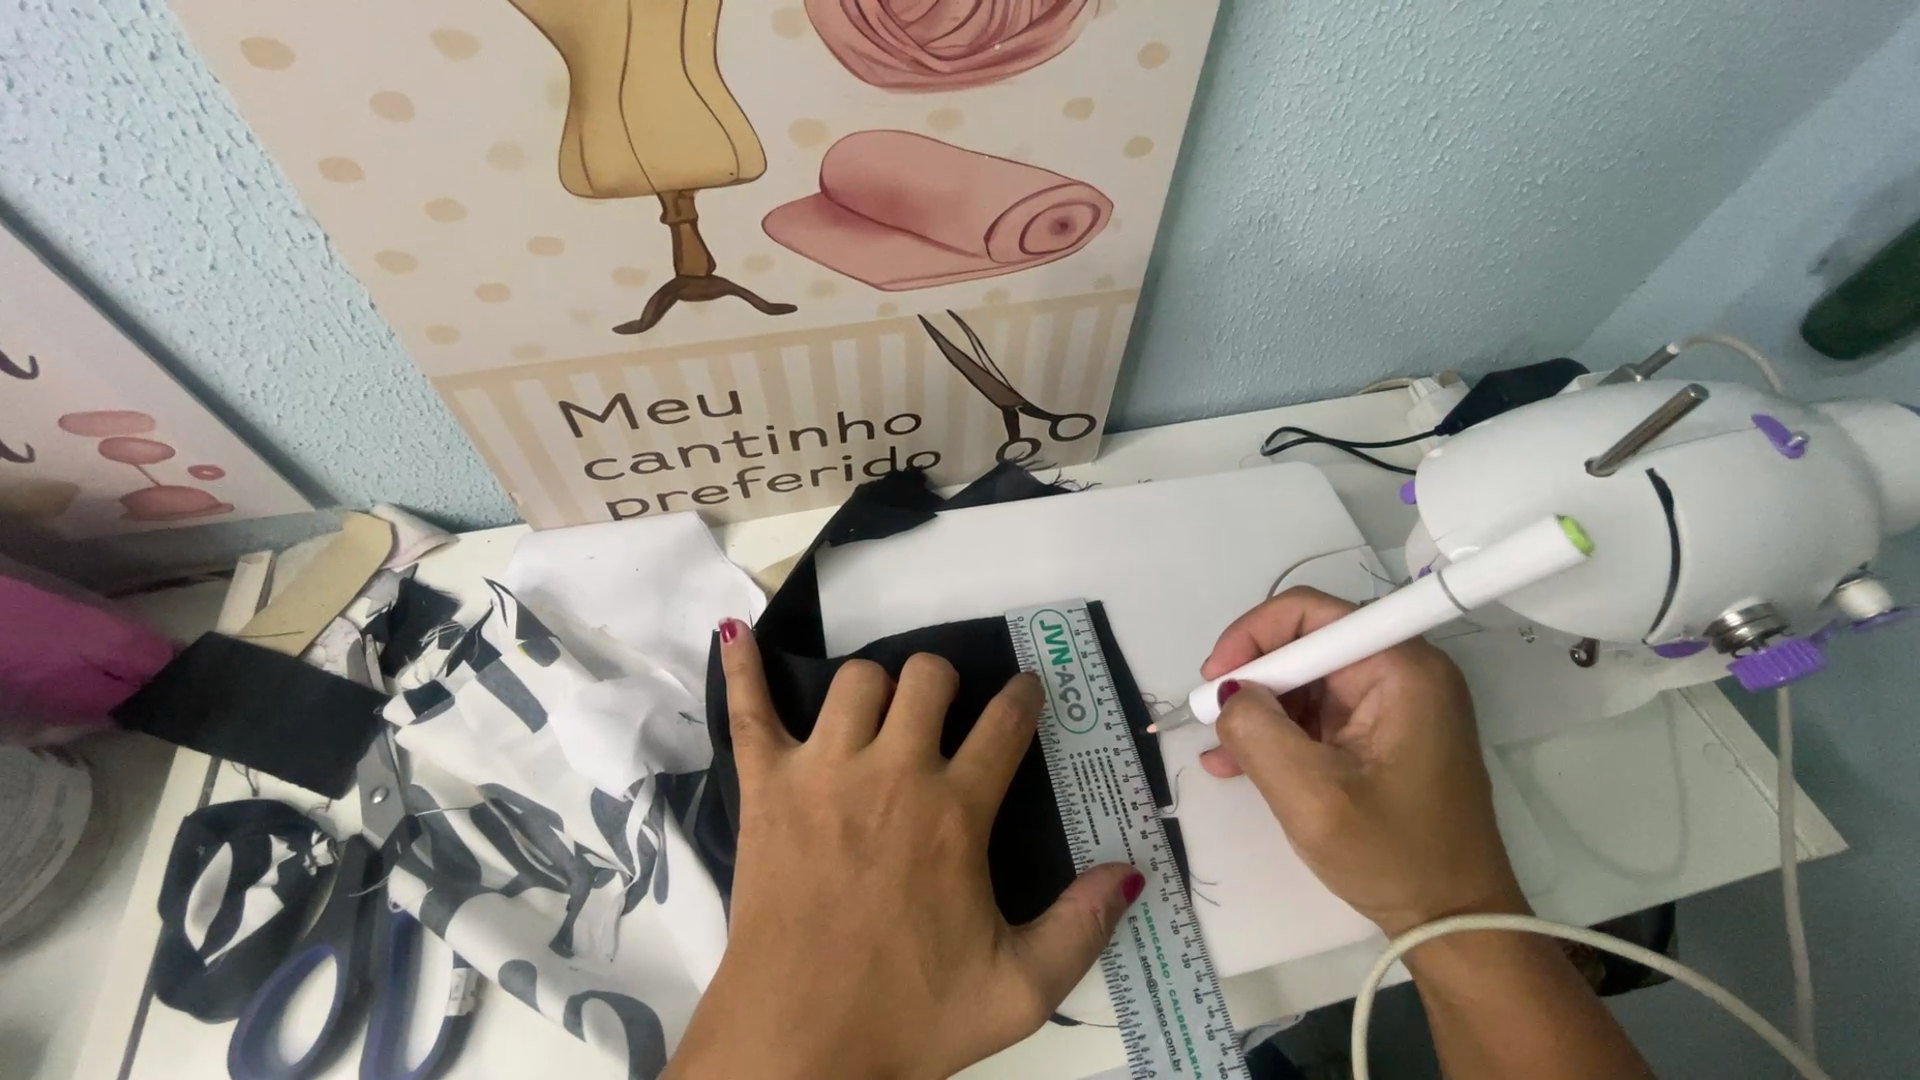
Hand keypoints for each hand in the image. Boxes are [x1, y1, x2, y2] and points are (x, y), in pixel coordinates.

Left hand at [666, 621, 1142, 1079]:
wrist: (795, 1049)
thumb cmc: (907, 1016)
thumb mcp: (1018, 990)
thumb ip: (1082, 927)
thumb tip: (1129, 869)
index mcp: (954, 812)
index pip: (1005, 724)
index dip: (1023, 696)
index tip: (1026, 689)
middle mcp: (892, 772)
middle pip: (927, 677)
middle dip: (944, 684)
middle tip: (943, 713)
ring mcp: (822, 772)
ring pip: (856, 680)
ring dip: (874, 688)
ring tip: (877, 717)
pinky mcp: (766, 786)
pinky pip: (749, 710)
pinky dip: (743, 670)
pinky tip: (736, 634)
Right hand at [1198, 588, 1524, 936]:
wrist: (1451, 922)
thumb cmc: (1391, 855)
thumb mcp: (1310, 795)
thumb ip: (1256, 731)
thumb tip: (1228, 694)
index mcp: (1399, 669)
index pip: (1309, 614)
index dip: (1252, 635)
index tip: (1214, 679)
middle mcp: (1399, 672)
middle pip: (1303, 643)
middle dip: (1250, 678)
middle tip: (1211, 717)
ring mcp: (1389, 703)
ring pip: (1301, 680)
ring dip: (1256, 710)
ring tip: (1221, 750)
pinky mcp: (1376, 732)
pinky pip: (1312, 712)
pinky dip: (1273, 731)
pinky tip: (1233, 762)